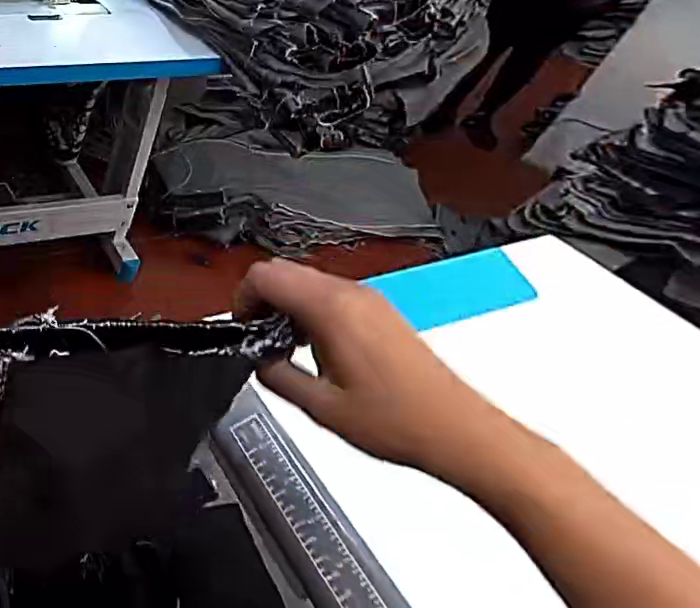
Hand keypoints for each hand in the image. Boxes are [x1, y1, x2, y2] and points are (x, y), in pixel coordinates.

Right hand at [235, 260, 526, 484]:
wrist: (456, 428)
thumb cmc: (402, 419)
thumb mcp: (322, 408)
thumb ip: (278, 377)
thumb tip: (260, 361)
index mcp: (330, 308)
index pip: (266, 275)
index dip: (243, 297)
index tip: (242, 323)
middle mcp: (350, 292)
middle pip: (285, 270)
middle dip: (263, 297)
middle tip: (259, 333)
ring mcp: (368, 296)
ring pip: (308, 279)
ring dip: (288, 302)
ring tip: (288, 344)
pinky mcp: (379, 307)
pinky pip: (332, 291)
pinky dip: (312, 307)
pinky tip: (317, 345)